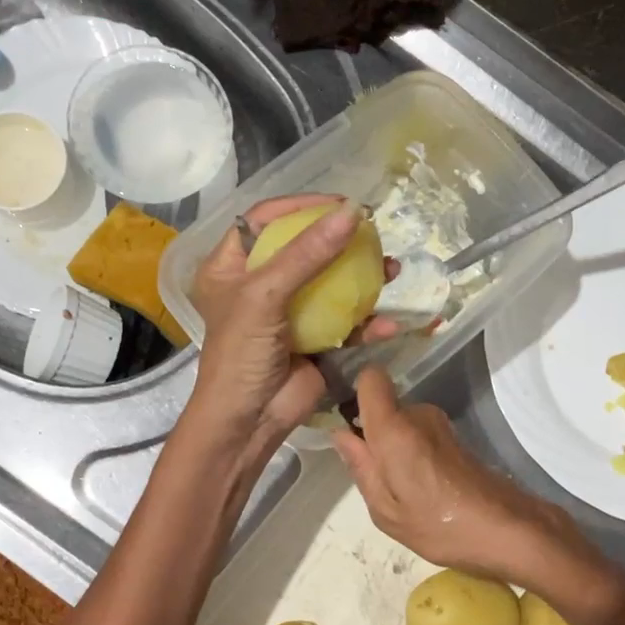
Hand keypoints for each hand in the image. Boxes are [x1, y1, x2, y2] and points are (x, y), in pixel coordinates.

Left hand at [187, 195, 398, 440]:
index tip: (339, 202)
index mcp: (231, 268)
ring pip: (331, 284)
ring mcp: (289, 315)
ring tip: (393, 268)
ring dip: (364, 277)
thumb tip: (353, 213)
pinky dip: (369, 322)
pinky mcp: (314, 343)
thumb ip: (307, 254)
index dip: (301, 207)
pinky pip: (346, 324)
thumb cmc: (241, 353)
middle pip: (304, 249)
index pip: (265, 221)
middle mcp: (259, 286)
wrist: (248, 421)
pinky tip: (390, 321)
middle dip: (341, 240)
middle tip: (373, 230)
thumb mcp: (264, 295)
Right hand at [331, 368, 593, 587]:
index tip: (349, 422)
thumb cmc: (442, 526)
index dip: (357, 393)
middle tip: (380, 480)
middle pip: (384, 408)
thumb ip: (361, 468)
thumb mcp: (386, 511)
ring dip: (396, 452)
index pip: (370, 379)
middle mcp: (418, 414)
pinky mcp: (456, 438)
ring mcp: (440, 425)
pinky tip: (426, 492)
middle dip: (374, 437)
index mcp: (394, 429)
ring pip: (401, 426)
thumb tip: (342, 435)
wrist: (511, 531)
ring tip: (406, 492)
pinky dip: (415, 458)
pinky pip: (418, 438)